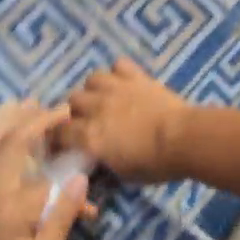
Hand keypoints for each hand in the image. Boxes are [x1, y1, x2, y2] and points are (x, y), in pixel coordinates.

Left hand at [0, 103, 87, 239]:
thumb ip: (60, 219)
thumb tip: (79, 177)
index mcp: (8, 208)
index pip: (47, 176)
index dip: (72, 171)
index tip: (92, 161)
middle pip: (10, 143)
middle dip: (35, 120)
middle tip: (58, 108)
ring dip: (8, 122)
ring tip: (27, 106)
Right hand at [57, 60, 190, 183]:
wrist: (181, 137)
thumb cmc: (153, 164)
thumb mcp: (122, 174)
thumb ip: (104, 160)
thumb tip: (98, 156)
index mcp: (90, 136)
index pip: (60, 133)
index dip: (58, 139)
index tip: (63, 145)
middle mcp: (97, 108)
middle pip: (73, 101)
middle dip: (77, 112)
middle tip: (88, 121)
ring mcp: (116, 88)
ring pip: (92, 79)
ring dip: (95, 90)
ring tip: (105, 99)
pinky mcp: (136, 76)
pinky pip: (118, 65)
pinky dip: (119, 72)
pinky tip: (125, 83)